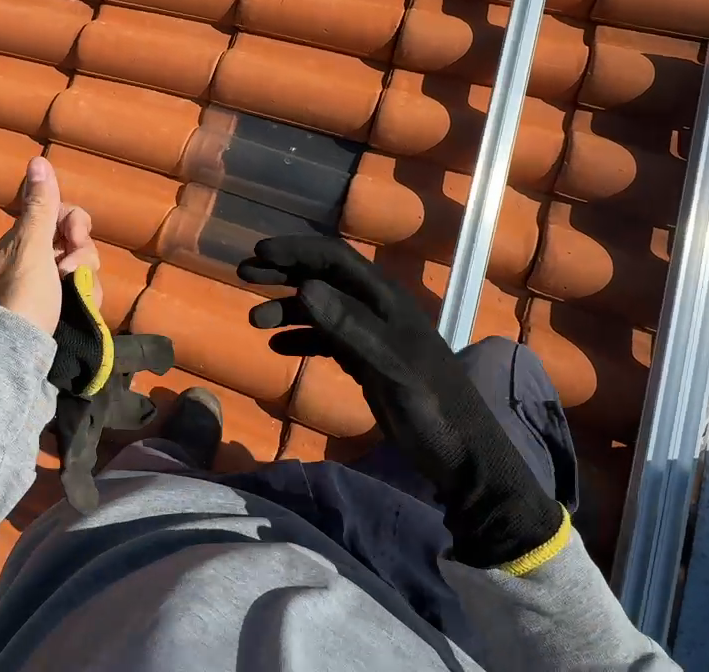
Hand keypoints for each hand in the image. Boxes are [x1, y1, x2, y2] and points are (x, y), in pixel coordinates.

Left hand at [0, 157, 97, 334]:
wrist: (14, 366)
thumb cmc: (21, 300)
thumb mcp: (31, 248)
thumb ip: (40, 207)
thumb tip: (38, 160)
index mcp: (13, 247)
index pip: (52, 217)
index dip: (72, 221)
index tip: (76, 234)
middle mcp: (26, 267)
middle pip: (70, 243)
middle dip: (82, 251)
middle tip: (76, 268)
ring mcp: (41, 294)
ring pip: (79, 269)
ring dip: (86, 276)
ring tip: (80, 294)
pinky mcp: (56, 317)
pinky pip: (80, 295)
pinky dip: (86, 298)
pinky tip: (85, 309)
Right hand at [239, 235, 565, 571]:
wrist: (464, 459)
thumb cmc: (432, 408)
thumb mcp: (390, 365)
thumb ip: (349, 326)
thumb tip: (303, 286)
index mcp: (386, 299)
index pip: (334, 258)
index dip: (296, 250)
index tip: (258, 253)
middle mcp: (377, 309)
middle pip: (324, 277)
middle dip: (284, 272)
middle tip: (243, 274)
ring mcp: (372, 336)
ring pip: (321, 309)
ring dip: (287, 309)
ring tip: (255, 320)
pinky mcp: (368, 362)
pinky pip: (327, 340)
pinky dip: (301, 338)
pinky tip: (278, 349)